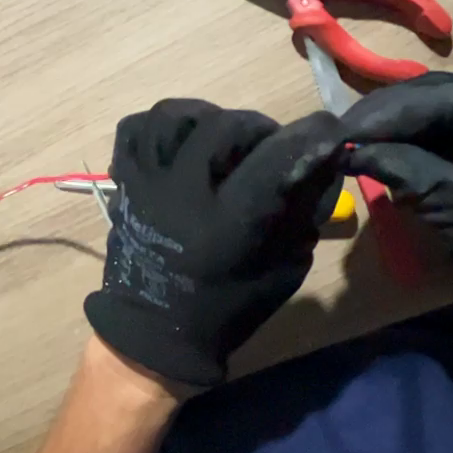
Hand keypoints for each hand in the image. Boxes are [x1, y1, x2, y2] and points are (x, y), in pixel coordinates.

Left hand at [84, 100, 343, 387]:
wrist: (153, 335)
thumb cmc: (226, 309)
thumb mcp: (283, 269)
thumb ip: (302, 214)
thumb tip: (320, 165)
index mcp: (228, 224)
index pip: (275, 158)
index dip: (311, 136)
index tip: (328, 130)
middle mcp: (183, 195)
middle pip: (225, 127)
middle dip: (258, 129)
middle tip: (268, 148)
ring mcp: (146, 184)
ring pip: (173, 116)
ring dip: (207, 119)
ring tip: (221, 140)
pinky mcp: (123, 183)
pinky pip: (134, 129)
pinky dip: (161, 127)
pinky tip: (181, 143)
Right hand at [341, 72, 452, 357]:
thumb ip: (407, 170)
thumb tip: (349, 149)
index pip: (447, 96)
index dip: (391, 109)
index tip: (346, 128)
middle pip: (439, 96)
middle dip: (387, 113)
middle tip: (341, 131)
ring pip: (434, 111)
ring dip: (392, 126)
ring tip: (351, 140)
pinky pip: (439, 134)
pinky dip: (405, 142)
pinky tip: (376, 152)